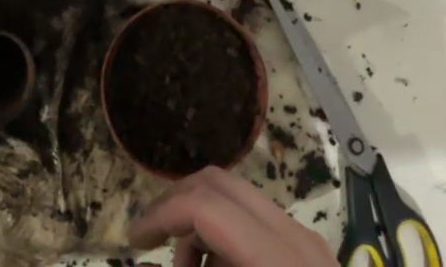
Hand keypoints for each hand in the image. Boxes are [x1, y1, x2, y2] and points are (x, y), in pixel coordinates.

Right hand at [131, 168, 335, 266]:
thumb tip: (147, 266)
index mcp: (276, 260)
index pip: (206, 206)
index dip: (161, 216)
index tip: (132, 241)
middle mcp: (295, 237)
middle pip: (219, 185)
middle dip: (176, 208)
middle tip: (150, 243)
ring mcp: (308, 243)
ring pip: (236, 202)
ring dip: (201, 229)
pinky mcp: (313, 255)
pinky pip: (256, 225)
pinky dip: (227, 242)